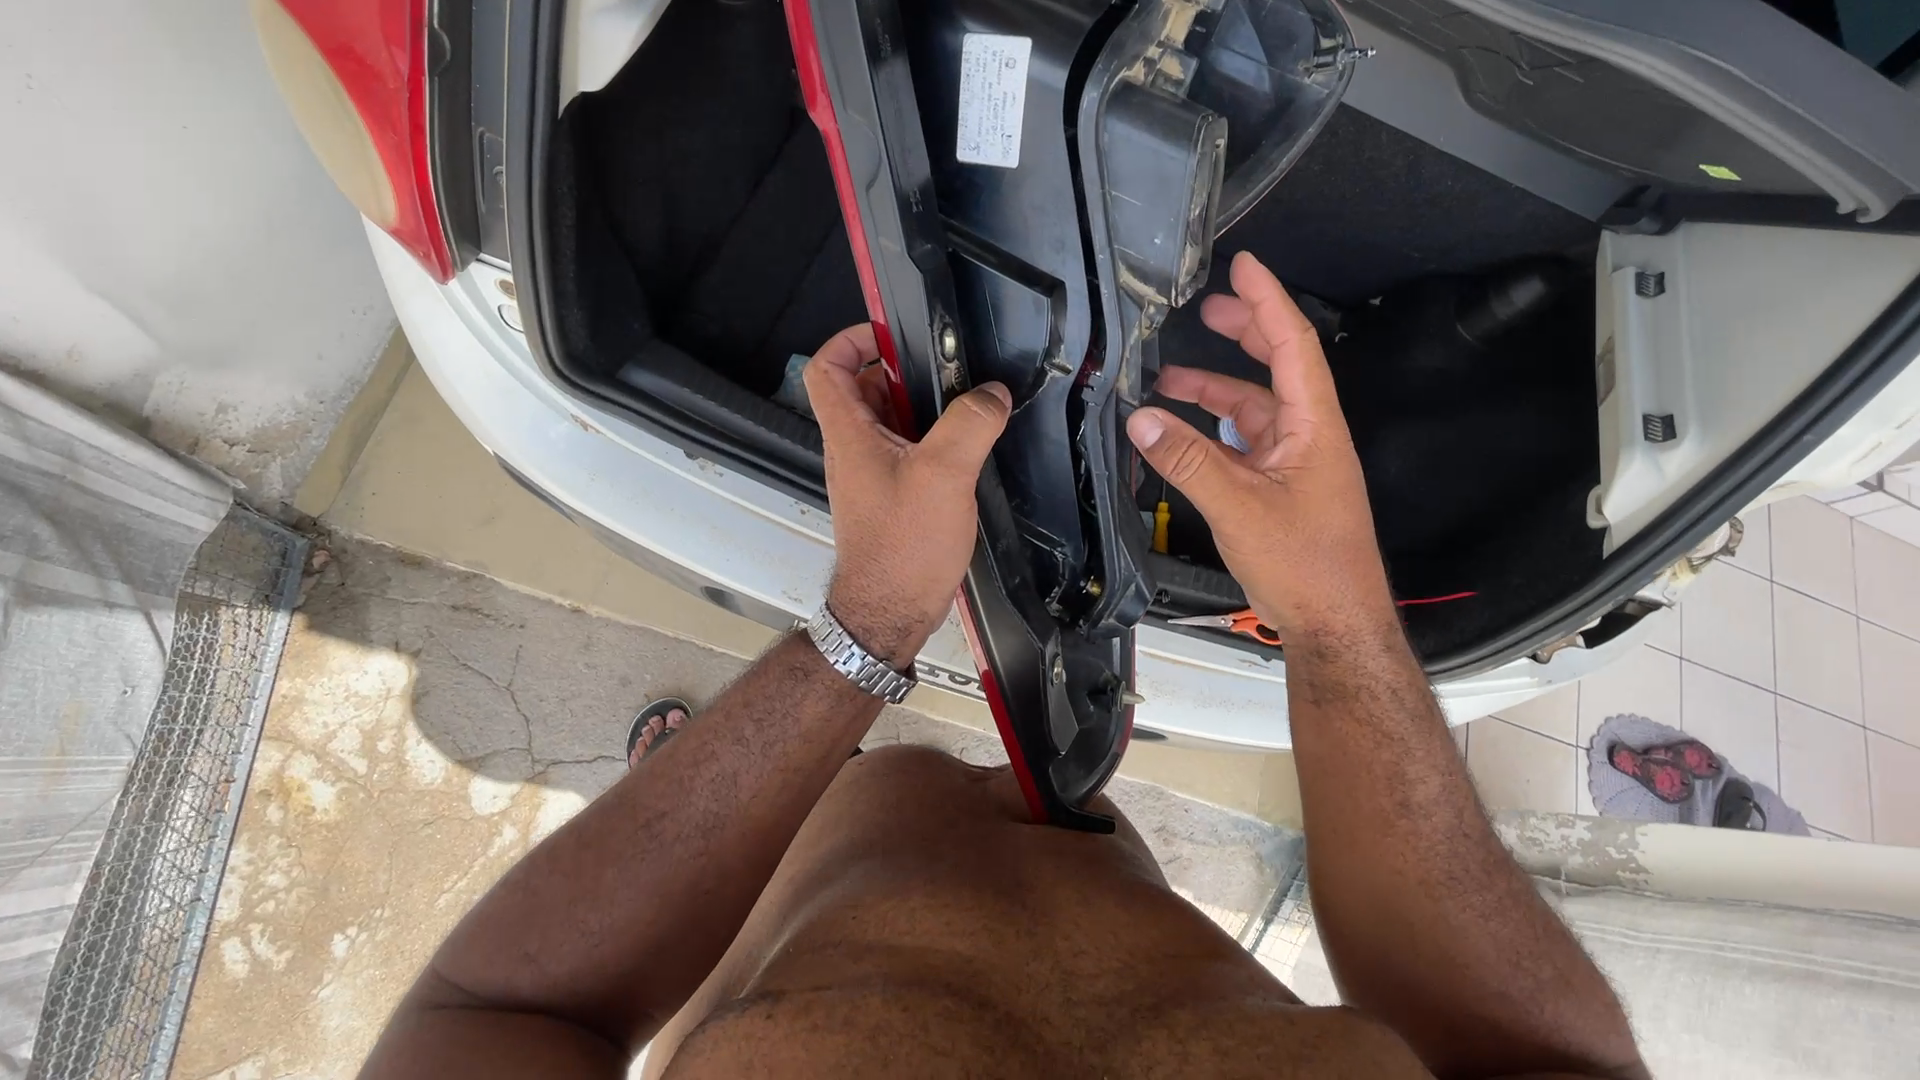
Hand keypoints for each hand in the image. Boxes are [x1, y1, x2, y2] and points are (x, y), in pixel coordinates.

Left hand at [806, 324, 1011, 665]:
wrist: (892, 611)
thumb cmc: (904, 545)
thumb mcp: (944, 473)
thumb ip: (970, 423)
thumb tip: (992, 393)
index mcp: (850, 434)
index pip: (826, 368)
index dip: (850, 340)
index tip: (891, 334)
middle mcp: (853, 450)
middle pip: (862, 390)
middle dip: (901, 372)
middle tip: (944, 371)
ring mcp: (871, 476)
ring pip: (888, 423)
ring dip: (921, 408)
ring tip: (964, 406)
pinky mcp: (891, 498)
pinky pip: (906, 453)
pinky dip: (930, 441)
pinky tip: (966, 451)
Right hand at [1126, 252, 1393, 641]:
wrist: (1333, 621)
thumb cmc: (1306, 565)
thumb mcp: (1238, 507)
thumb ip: (1188, 461)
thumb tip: (1142, 419)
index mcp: (1313, 426)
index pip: (1293, 345)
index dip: (1267, 301)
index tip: (1243, 265)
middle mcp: (1307, 435)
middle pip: (1276, 367)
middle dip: (1243, 333)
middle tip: (1207, 308)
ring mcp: (1293, 463)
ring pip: (1252, 410)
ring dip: (1214, 392)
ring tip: (1169, 380)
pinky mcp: (1279, 488)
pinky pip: (1242, 445)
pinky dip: (1212, 433)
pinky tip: (1184, 434)